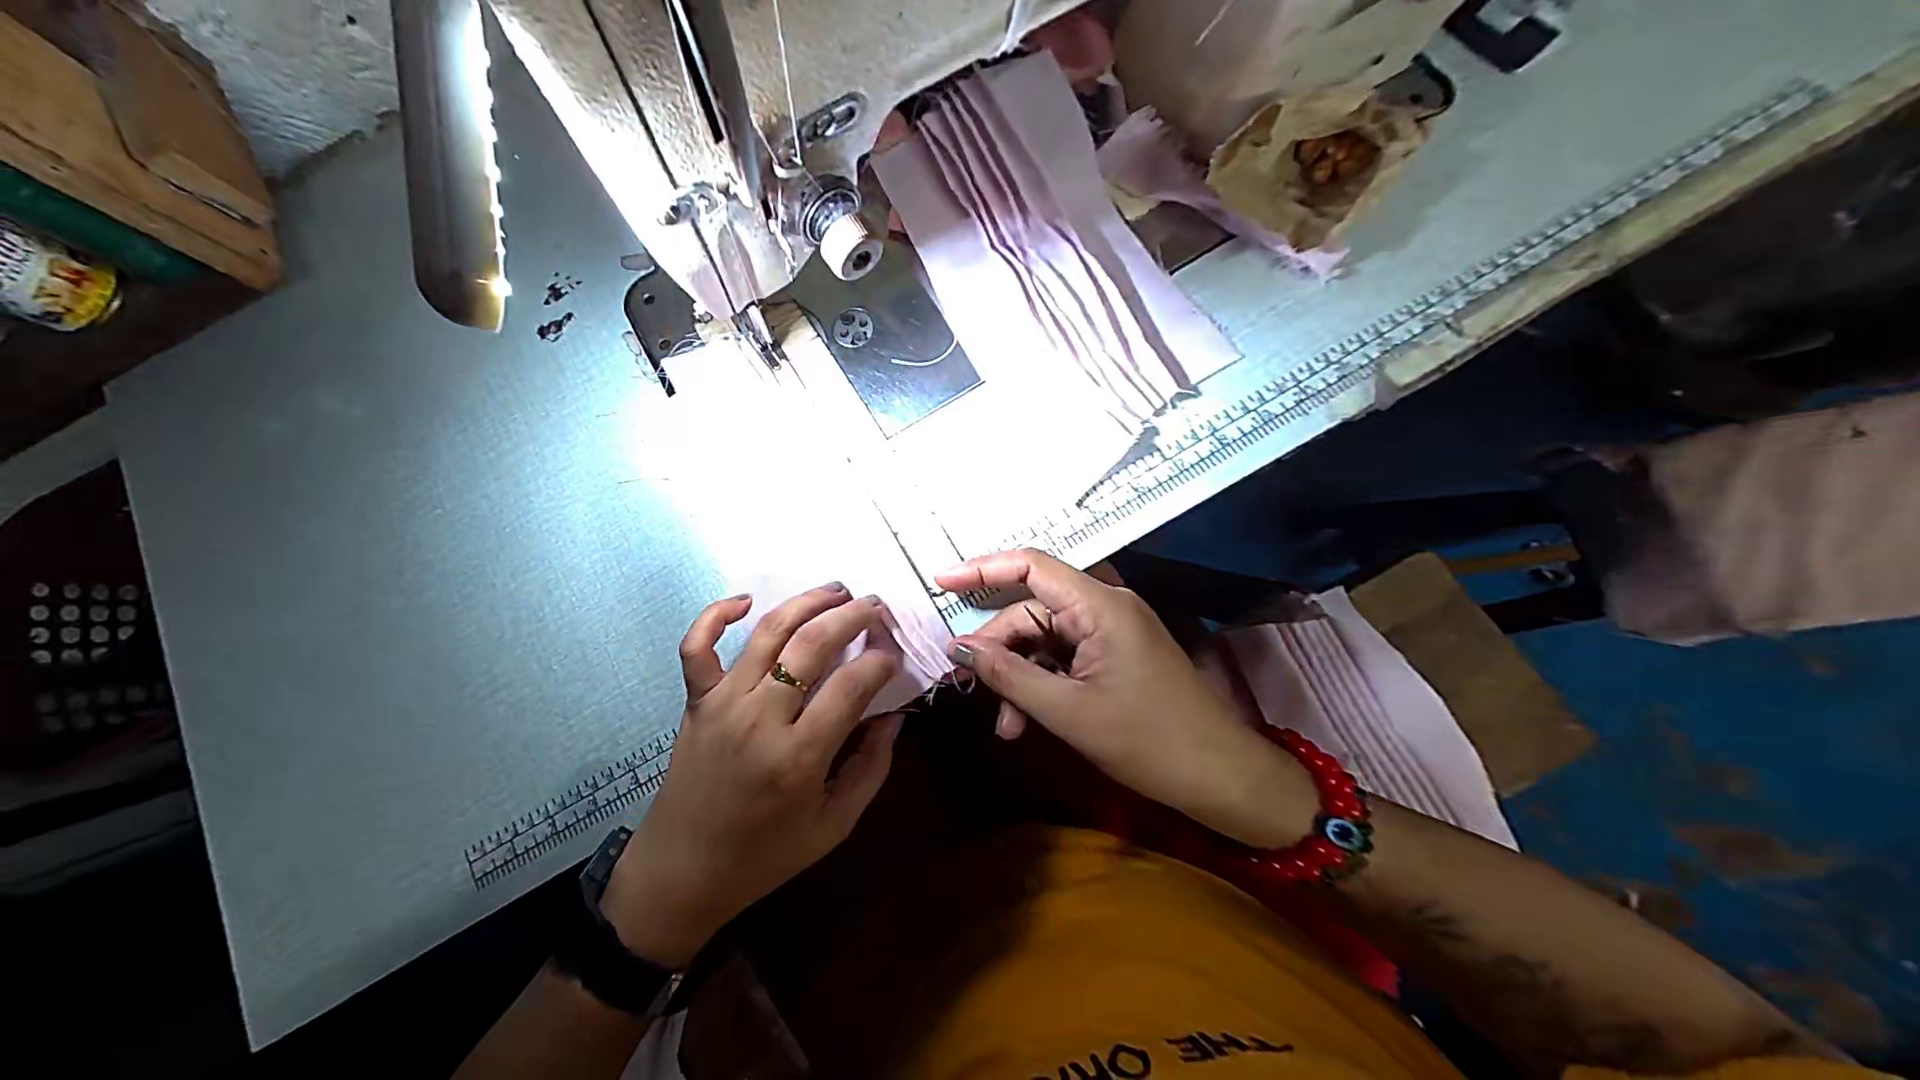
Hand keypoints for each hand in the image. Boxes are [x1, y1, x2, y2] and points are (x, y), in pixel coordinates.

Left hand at [600, 583, 904, 967]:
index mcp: (799, 757)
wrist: (682, 873)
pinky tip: (746, 601)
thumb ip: (872, 767)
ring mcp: (722, 704)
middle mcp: (760, 720)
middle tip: (876, 606)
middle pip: (812, 644)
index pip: (852, 685)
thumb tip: (894, 716)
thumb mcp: (834, 825)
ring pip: (767, 632)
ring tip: (837, 590)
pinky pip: (697, 646)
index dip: (882, 661)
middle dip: (853, 616)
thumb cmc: (765, 855)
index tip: (895, 655)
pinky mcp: (695, 702)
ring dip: (806, 602)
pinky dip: (717, 615)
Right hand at [935, 550, 1314, 848]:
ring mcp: (1111, 631)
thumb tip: (960, 649)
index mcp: (1100, 606)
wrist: (1218, 776)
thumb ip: (1009, 675)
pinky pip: (1064, 657)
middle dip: (999, 651)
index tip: (940, 582)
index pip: (1032, 566)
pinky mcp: (1115, 654)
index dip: (982, 568)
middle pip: (1031, 612)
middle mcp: (1105, 607)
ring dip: (1019, 678)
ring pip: (1044, 640)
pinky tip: (1026, 723)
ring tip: (1008, 726)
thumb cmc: (1147, 741)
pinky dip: (1042, 685)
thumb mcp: (1067, 711)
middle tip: (970, 687)